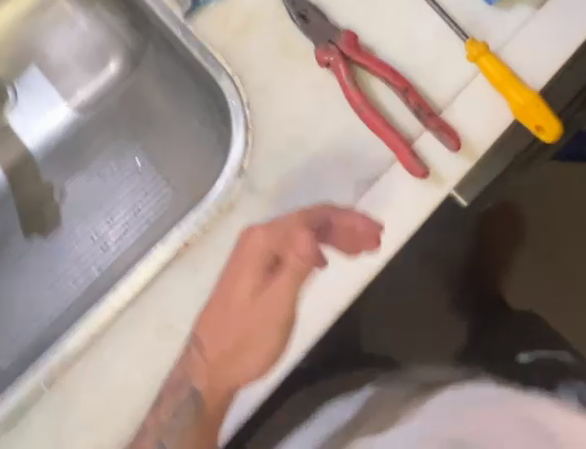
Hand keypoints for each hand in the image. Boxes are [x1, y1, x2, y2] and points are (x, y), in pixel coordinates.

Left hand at [187, 205, 382, 400]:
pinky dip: (318, 249)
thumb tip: (314, 230)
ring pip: (303, 232)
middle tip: (376, 238)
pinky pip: (294, 246)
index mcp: (265, 239)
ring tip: (364, 248)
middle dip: (345, 226)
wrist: (209, 367)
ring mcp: (257, 250)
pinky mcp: (257, 265)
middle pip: (310, 220)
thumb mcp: (277, 305)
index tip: (375, 232)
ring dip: (334, 237)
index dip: (348, 220)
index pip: (314, 217)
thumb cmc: (246, 339)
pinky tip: (329, 261)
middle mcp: (260, 236)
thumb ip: (297, 264)